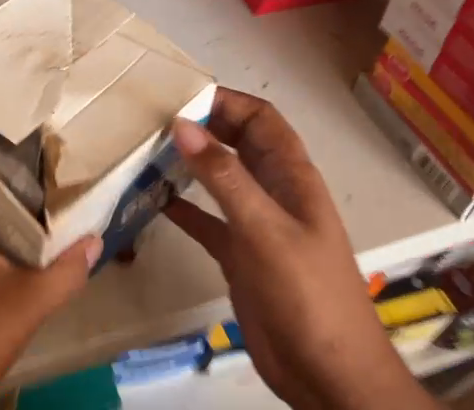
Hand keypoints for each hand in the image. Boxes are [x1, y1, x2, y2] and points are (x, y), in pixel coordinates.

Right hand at [164, 89, 438, 409]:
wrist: (329, 375)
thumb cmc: (306, 294)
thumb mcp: (264, 229)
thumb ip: (223, 177)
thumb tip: (182, 124)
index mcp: (292, 177)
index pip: (260, 119)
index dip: (225, 101)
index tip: (177, 96)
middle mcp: (274, 193)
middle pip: (237, 142)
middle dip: (201, 126)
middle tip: (151, 119)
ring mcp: (256, 225)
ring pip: (218, 179)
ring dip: (187, 163)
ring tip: (143, 150)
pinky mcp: (239, 256)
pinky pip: (206, 220)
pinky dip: (181, 207)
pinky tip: (151, 200)